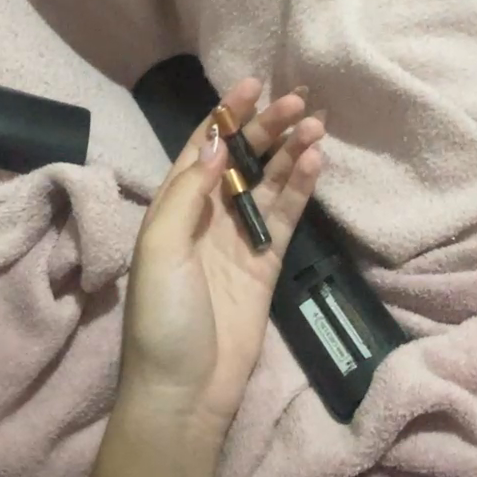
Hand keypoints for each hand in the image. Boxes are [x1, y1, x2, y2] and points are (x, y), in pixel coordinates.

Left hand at [117, 77, 325, 438]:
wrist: (186, 391)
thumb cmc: (162, 317)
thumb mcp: (160, 248)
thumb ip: (188, 194)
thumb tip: (221, 147)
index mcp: (175, 207)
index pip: (204, 148)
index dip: (226, 115)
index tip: (252, 85)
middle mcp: (208, 216)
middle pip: (244, 160)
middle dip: (268, 128)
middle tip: (299, 100)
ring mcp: (241, 239)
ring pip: (270, 183)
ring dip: (291, 153)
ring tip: (317, 125)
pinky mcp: (267, 263)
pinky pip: (287, 216)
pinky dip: (301, 189)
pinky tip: (315, 163)